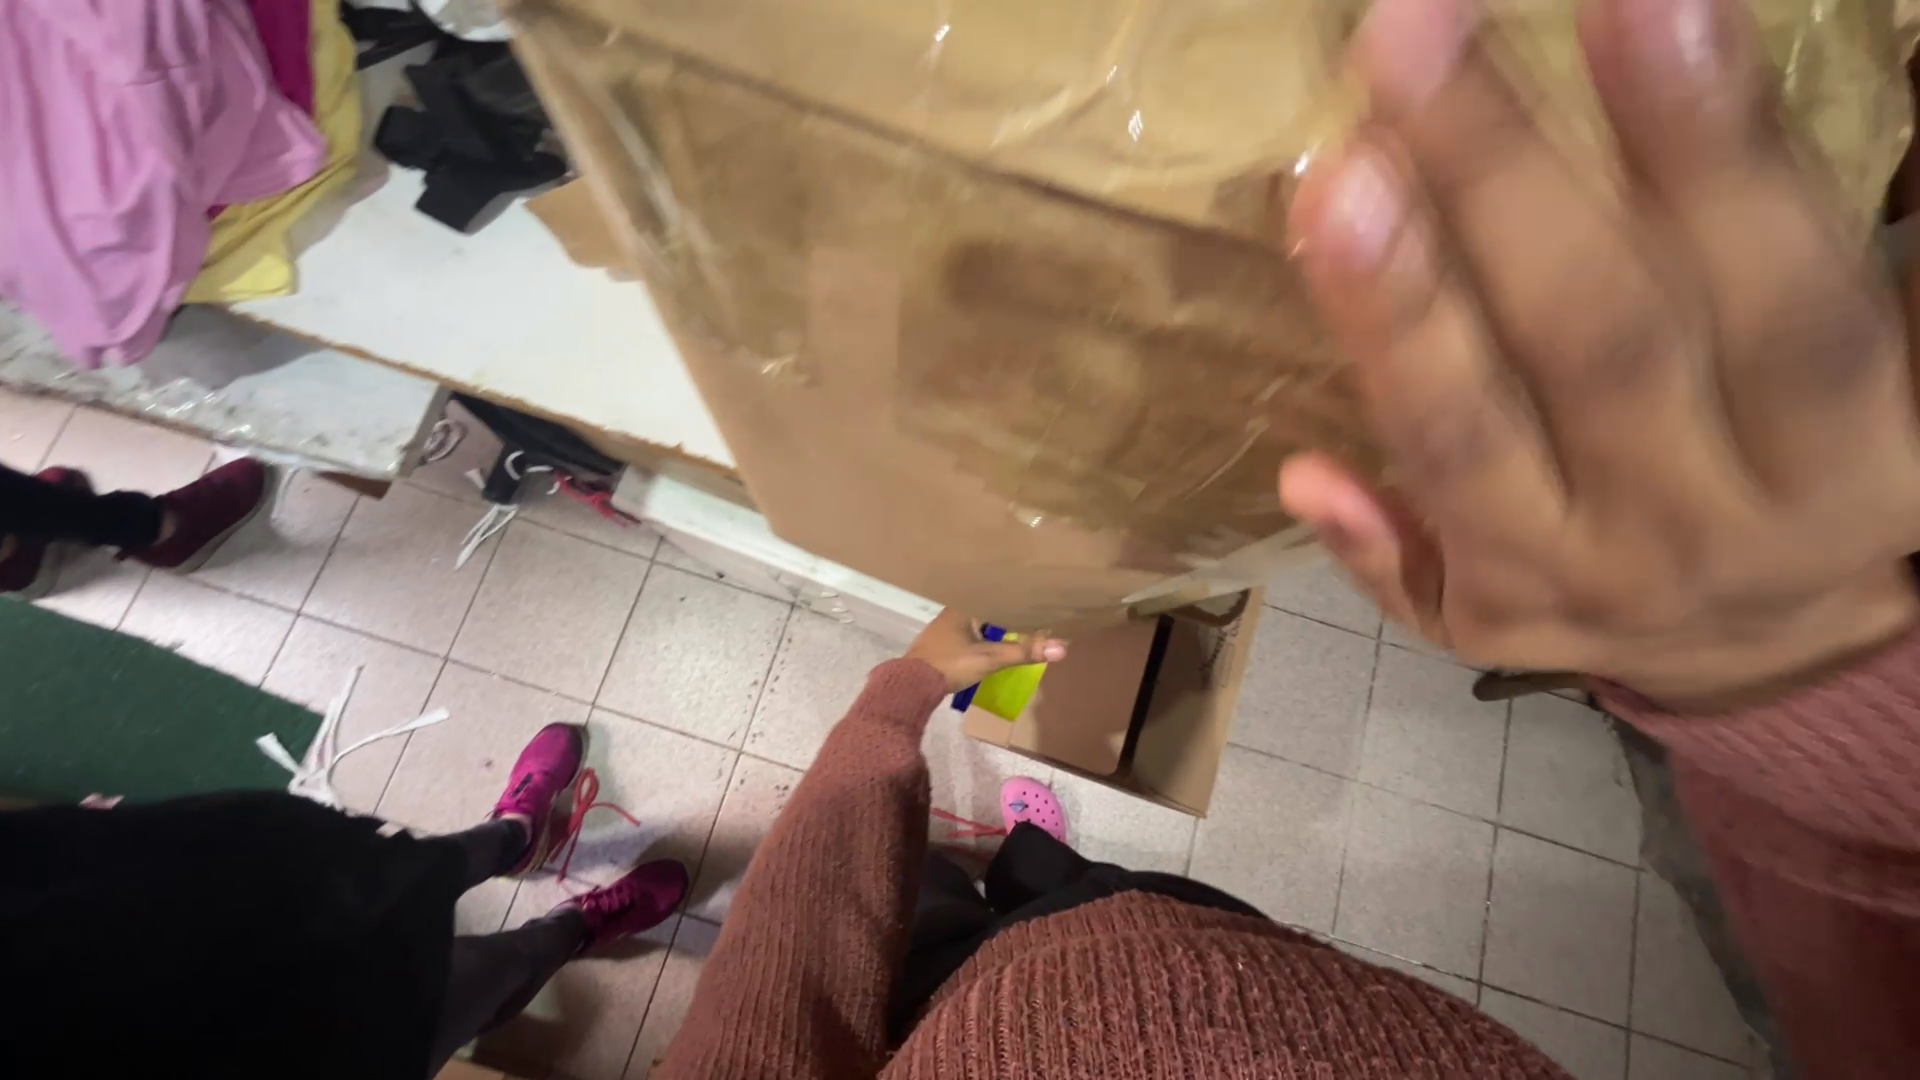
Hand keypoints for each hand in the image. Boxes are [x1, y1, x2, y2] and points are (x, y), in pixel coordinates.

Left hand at [906, 610, 1067, 693]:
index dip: (1015, 598)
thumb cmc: (950, 664)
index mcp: (963, 606)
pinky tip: (992, 644)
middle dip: (1006, 613)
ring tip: (1018, 628)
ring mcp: (944, 629)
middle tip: (1032, 614)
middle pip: (986, 608)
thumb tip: (1061, 647)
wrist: (911, 685)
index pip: (995, 594)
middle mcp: (952, 611)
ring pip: (976, 622)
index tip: (1035, 598)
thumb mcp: (990, 658)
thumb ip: (1024, 651)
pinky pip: (968, 634)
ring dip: (993, 626)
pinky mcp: (940, 644)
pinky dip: (982, 637)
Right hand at [1281, 0, 1919, 707]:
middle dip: (1501, 179)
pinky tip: (1713, 40)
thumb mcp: (1451, 619)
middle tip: (1413, 38)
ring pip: (1759, 299)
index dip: (1400, 314)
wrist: (1775, 654)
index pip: (1456, 434)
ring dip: (1684, 135)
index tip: (1338, 187)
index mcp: (1528, 575)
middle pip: (1594, 340)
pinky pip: (1858, 278)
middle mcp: (1664, 527)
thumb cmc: (1570, 608)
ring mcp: (1815, 476)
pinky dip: (1790, 156)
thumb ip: (1378, 556)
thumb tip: (1301, 472)